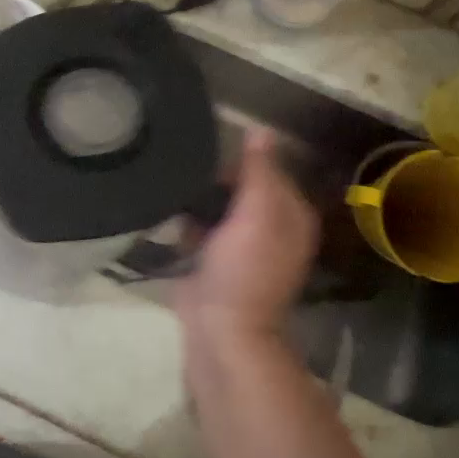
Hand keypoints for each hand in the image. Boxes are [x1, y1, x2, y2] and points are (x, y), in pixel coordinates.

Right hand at [173, 129, 317, 353]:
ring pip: (217, 206)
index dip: (243, 159)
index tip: (209, 151)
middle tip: (186, 168)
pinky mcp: (211, 259)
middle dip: (216, 178)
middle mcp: (270, 227)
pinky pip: (198, 228)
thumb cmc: (244, 269)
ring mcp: (239, 245)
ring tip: (171, 184)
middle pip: (242, 186)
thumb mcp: (258, 214)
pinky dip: (185, 221)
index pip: (269, 169)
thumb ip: (259, 172)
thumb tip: (260, 129)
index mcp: (291, 215)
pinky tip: (167, 212)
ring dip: (198, 198)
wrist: (220, 328)